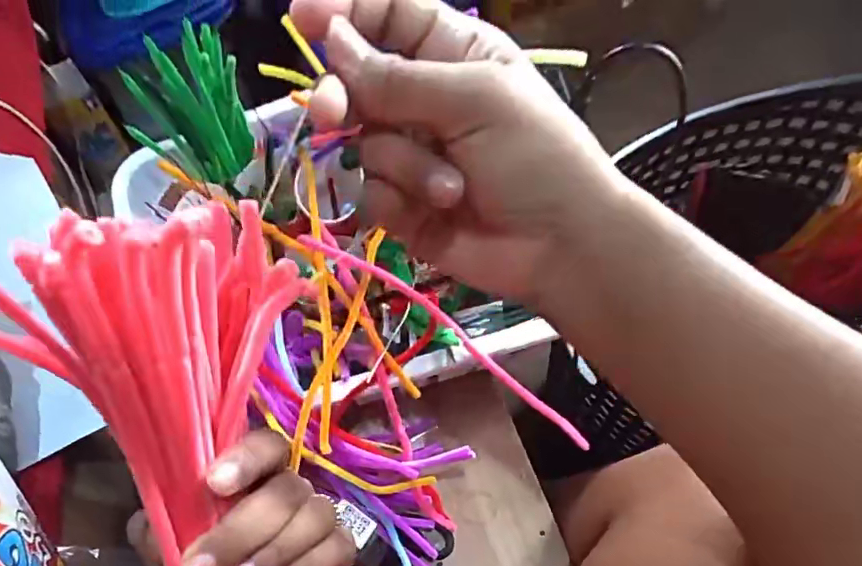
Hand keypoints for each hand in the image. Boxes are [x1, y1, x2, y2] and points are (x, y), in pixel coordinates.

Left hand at [129, 429, 356, 565]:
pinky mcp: (339, 548)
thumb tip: (158, 522)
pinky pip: (336, 549)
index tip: (213, 485)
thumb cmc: (197, 555)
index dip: (246, 460)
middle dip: (242, 533)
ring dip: (272, 554)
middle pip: (286, 491)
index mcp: (253, 469)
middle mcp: (292, 483)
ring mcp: (320, 515)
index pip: (265, 444)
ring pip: (315, 518)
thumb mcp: (162, 538)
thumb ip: (158, 523)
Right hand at [291, 0, 625, 304]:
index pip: (386, 17)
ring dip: (404, 167)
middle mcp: (423, 103)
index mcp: (450, 53)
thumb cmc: (536, 157)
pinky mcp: (404, 211)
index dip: (344, 12)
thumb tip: (335, 44)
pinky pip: (371, 196)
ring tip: (452, 188)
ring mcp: (412, 159)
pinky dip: (395, 204)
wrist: (557, 246)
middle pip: (357, 84)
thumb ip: (401, 78)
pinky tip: (434, 211)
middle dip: (344, 96)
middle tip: (335, 113)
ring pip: (366, 147)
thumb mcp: (475, 98)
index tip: (304, 18)